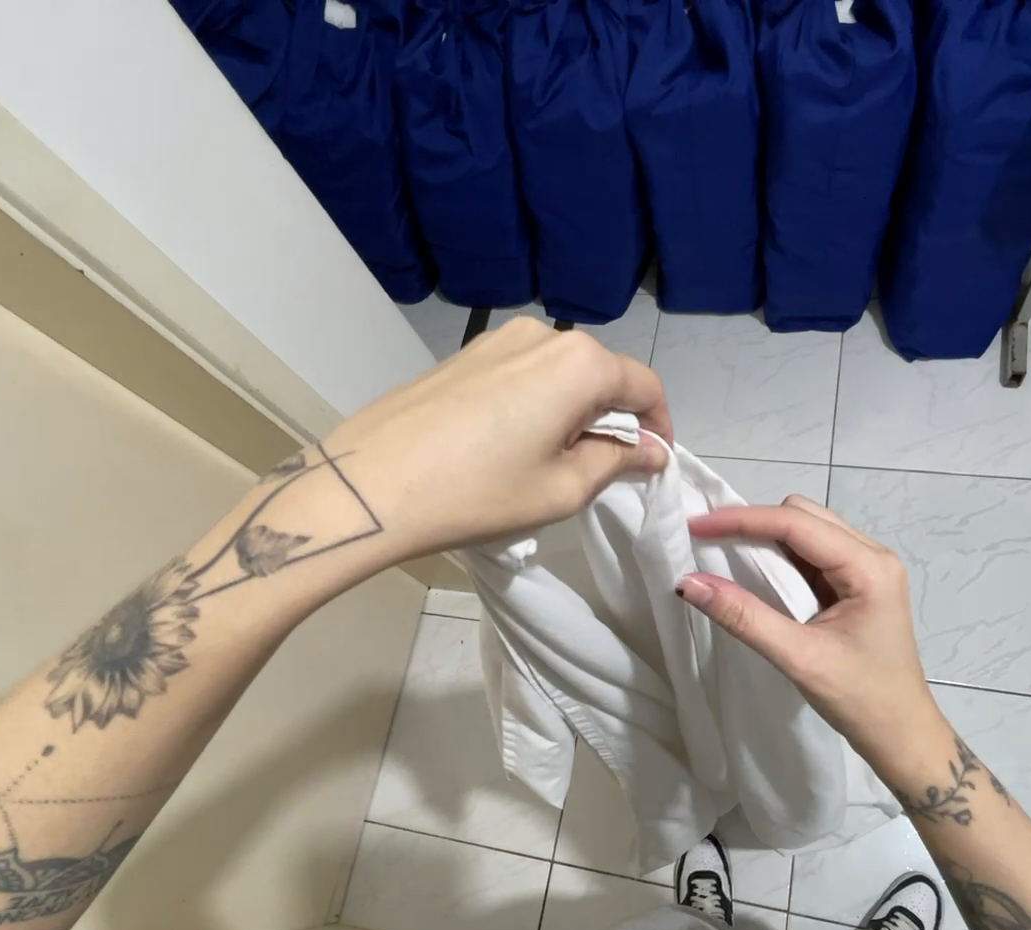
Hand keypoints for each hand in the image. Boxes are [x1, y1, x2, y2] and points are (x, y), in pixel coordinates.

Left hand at [321, 317, 670, 558]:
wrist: (371, 484)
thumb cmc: (479, 492)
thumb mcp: (563, 489)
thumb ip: (618, 461)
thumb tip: (651, 451)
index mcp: (579, 362)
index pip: (644, 386)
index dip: (659, 426)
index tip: (652, 463)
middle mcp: (544, 335)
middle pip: (602, 375)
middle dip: (613, 419)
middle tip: (597, 471)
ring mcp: (498, 339)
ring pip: (561, 374)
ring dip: (573, 412)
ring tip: (549, 461)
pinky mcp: (465, 355)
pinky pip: (524, 374)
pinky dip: (538, 404)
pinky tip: (510, 444)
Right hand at [677, 497, 944, 769]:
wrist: (900, 733)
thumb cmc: (858, 698)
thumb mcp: (797, 657)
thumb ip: (743, 616)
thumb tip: (688, 582)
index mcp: (868, 567)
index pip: (796, 523)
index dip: (742, 519)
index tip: (696, 525)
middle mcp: (872, 555)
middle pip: (803, 515)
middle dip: (754, 524)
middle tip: (709, 544)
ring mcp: (866, 567)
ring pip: (806, 529)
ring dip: (766, 539)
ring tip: (727, 558)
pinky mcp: (856, 583)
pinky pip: (811, 552)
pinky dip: (780, 557)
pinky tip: (758, 576)